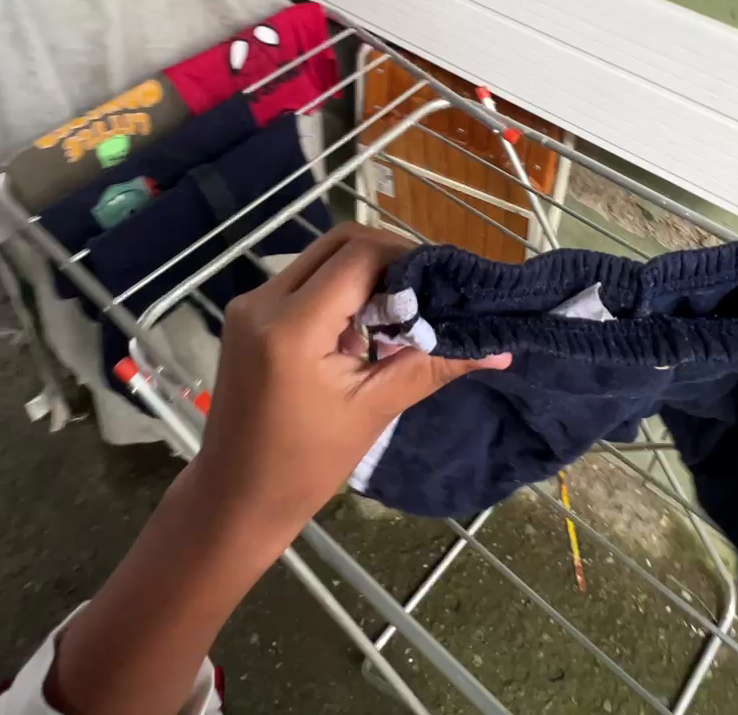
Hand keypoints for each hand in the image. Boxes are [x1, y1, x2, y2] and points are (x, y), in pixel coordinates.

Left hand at [188, 223, 510, 544]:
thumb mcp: (375, 409)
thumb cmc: (308, 463)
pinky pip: (304, 277)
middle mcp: (263, 301)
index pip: (359, 256)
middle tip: (426, 288)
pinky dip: (340, 285)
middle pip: (339, 242)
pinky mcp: (249, 312)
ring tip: (398, 308)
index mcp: (292, 327)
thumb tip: (501, 349)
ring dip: (364, 269)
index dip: (406, 258)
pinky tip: (364, 322)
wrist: (236, 495)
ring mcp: (250, 303)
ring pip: (321, 255)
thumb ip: (434, 365)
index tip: (442, 282)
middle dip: (389, 256)